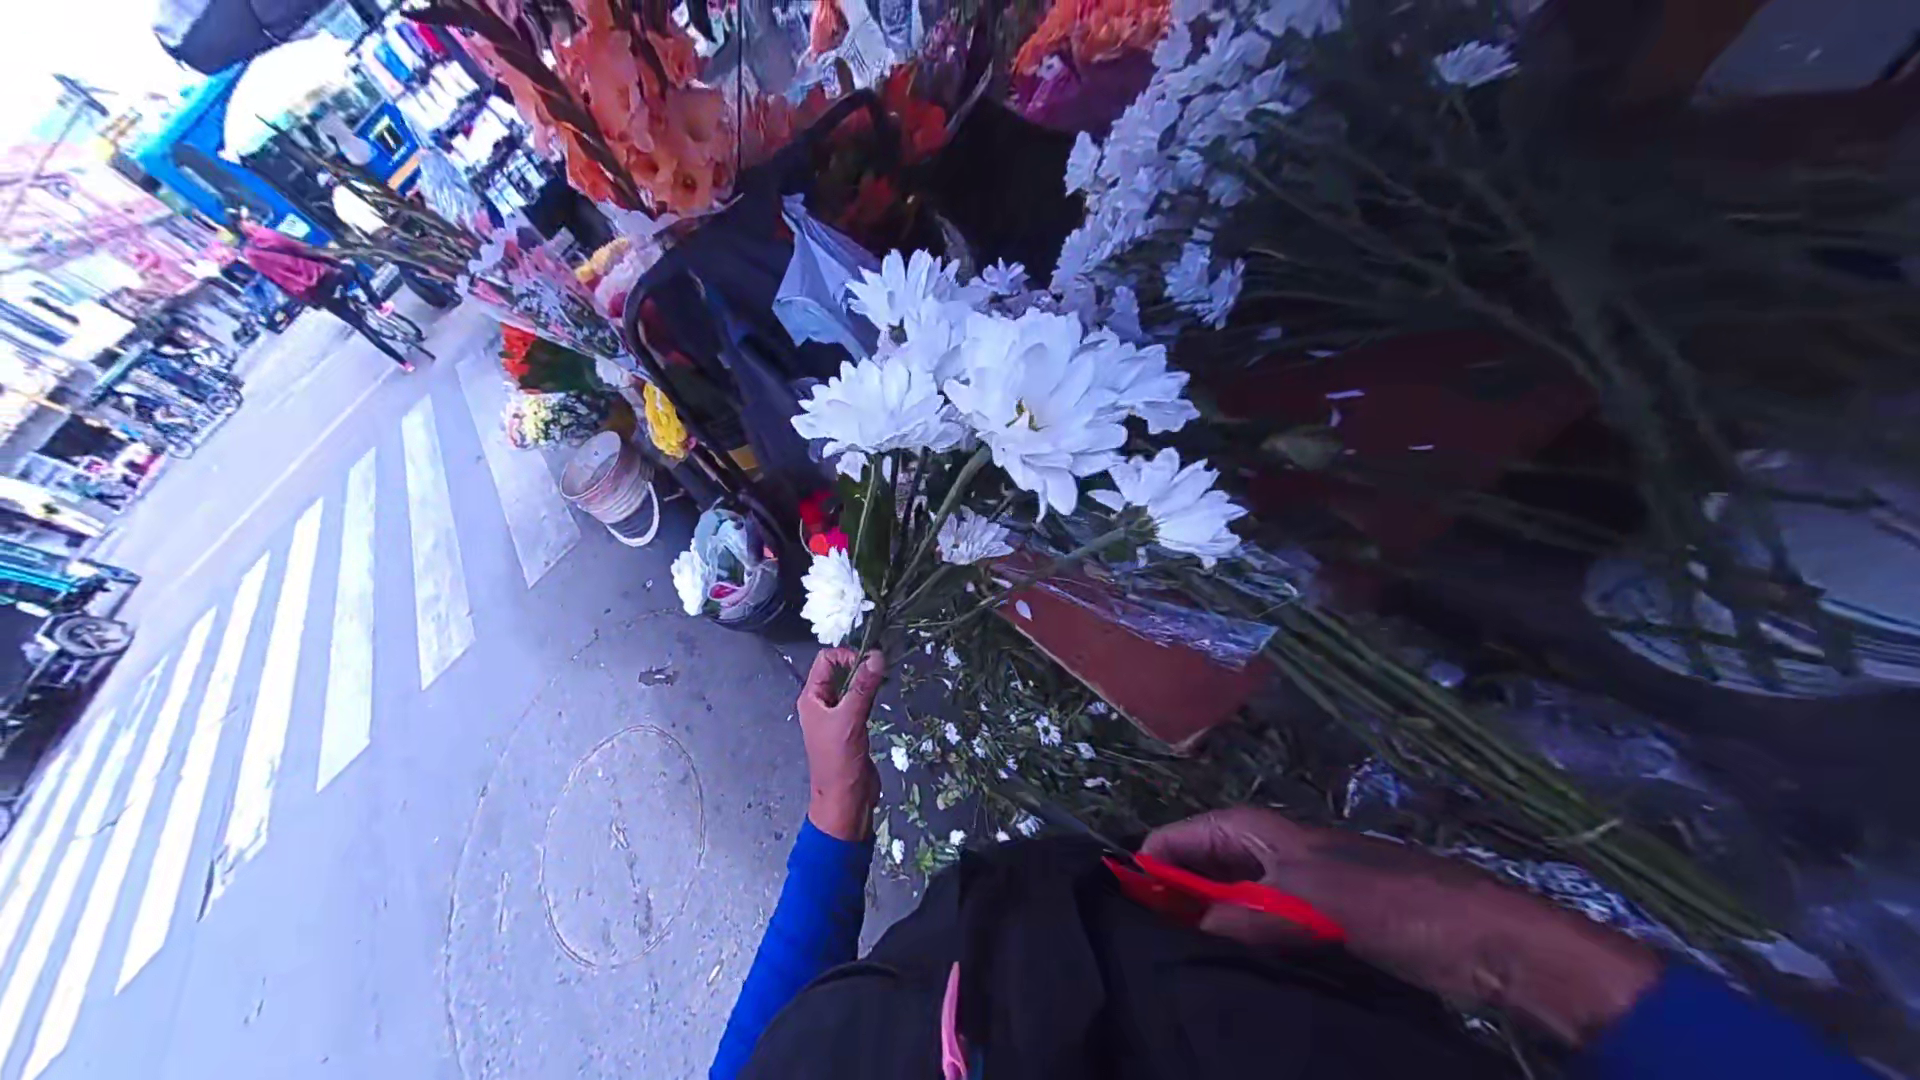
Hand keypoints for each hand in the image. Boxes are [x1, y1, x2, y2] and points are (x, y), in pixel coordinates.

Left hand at [797, 649, 884, 841]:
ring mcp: (836, 715)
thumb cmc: (840, 760)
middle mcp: (821, 703)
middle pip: (839, 671)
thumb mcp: (850, 719)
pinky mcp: (851, 726)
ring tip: (883, 683)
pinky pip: (859, 701)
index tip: (869, 663)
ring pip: (851, 686)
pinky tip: (881, 699)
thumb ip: (863, 686)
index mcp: (812, 698)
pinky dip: (870, 695)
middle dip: (859, 666)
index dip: (846, 656)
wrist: (846, 800)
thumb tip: (877, 656)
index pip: (825, 661)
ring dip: (866, 681)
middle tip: (880, 671)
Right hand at [1142, 807, 1660, 1046]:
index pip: (1174, 838)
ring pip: (1219, 902)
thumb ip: (1235, 914)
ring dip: (1199, 926)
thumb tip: (1180, 931)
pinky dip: (1230, 945)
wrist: (1472, 935)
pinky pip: (1249, 928)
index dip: (1147, 867)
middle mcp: (1255, 851)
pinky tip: (1217, 973)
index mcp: (1247, 828)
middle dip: (1168, 900)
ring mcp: (1280, 886)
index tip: (1125, 910)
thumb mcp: (1300, 902)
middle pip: (1192, 869)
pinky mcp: (1303, 920)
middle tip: (1144, 945)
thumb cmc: (1381, 898)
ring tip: (1172, 964)